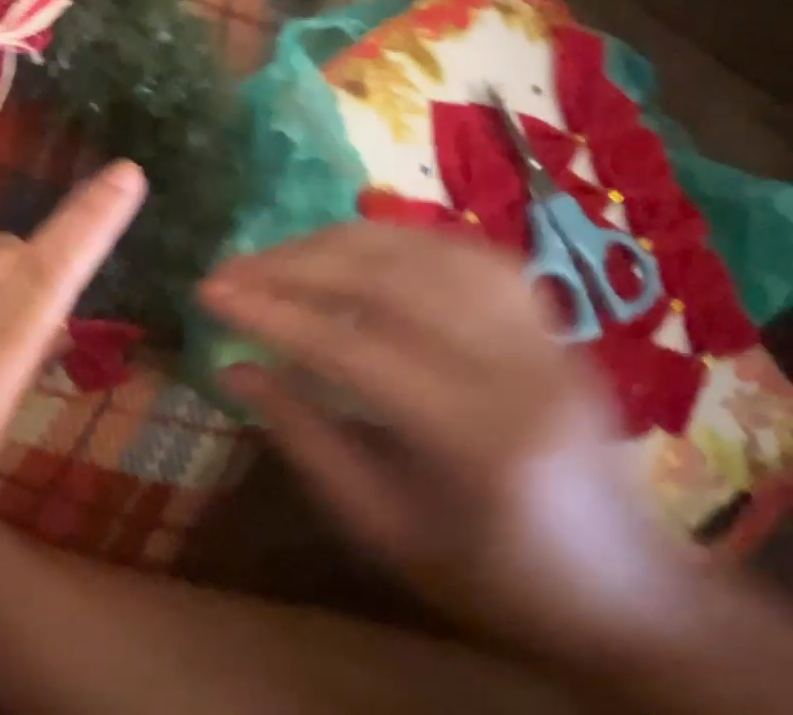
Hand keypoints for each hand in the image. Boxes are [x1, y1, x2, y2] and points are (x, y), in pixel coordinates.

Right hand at [200, 223, 697, 655]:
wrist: (625, 591)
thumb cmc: (486, 573)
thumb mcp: (377, 524)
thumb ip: (302, 437)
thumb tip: (230, 369)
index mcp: (477, 436)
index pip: (352, 347)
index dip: (270, 314)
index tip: (207, 294)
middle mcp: (520, 371)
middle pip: (391, 282)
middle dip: (292, 266)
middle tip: (227, 270)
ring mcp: (546, 338)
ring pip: (429, 252)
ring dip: (336, 243)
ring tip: (273, 256)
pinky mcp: (551, 324)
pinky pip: (465, 254)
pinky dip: (394, 241)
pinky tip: (348, 251)